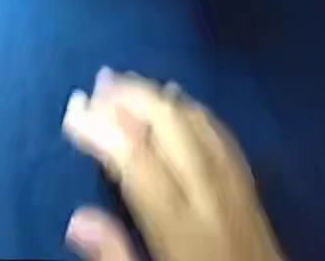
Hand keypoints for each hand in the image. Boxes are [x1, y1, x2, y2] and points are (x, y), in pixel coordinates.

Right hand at [61, 69, 282, 260]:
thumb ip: (116, 258)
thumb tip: (77, 219)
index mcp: (181, 227)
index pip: (135, 159)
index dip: (101, 127)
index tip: (73, 109)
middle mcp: (210, 193)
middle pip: (169, 124)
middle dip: (131, 96)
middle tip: (98, 84)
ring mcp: (235, 184)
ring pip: (195, 120)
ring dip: (157, 94)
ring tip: (125, 81)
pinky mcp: (251, 186)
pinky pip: (219, 131)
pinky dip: (191, 107)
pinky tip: (175, 96)